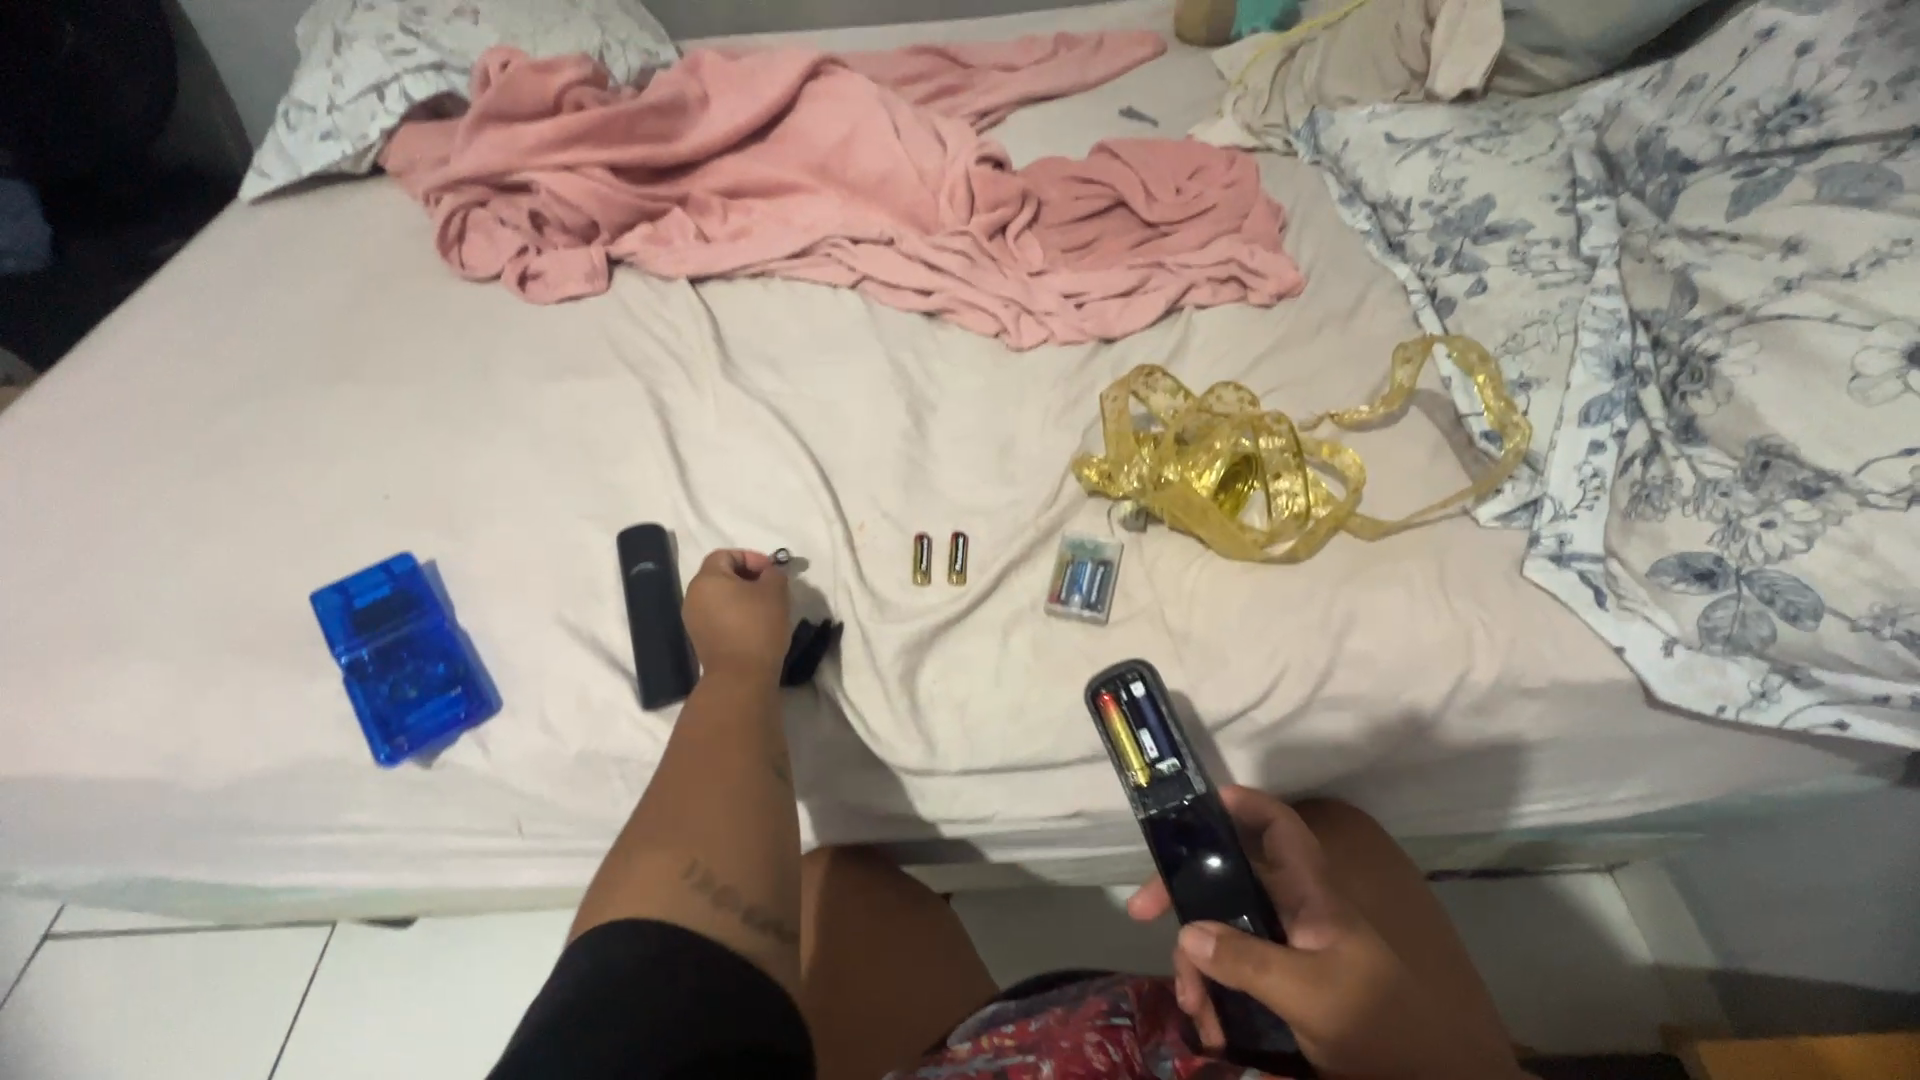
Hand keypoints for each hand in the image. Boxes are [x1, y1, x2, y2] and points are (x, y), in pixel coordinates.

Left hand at [683, 549, 790, 684]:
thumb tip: (769, 573)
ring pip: (720, 597)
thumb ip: (773, 573)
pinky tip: (755, 626)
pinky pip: (718, 616)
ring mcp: (694, 620)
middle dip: (747, 577)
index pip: (725, 555)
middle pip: (720, 575)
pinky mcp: (700, 639)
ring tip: (766, 608)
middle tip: (771, 588)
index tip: (771, 572)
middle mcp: (693, 596)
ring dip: (742, 597)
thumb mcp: (775, 591)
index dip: (750, 557)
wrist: (741, 676)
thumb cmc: (758, 626)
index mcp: (707, 579)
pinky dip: (735, 614)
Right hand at [1127, 787, 1523, 1079]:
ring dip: (1197, 968)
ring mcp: (1286, 951)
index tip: (1202, 803)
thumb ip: (1248, 961)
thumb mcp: (1310, 995)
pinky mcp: (1281, 987)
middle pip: (1228, 882)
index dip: (1246, 804)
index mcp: (1311, 896)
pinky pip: (1232, 975)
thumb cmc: (1378, 1026)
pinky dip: (1214, 997)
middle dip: (1185, 899)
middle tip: (1140, 914)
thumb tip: (1188, 934)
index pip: (1280, 829)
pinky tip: (1212, 1031)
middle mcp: (1293, 913)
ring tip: (1195, 1013)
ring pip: (1222, 935)